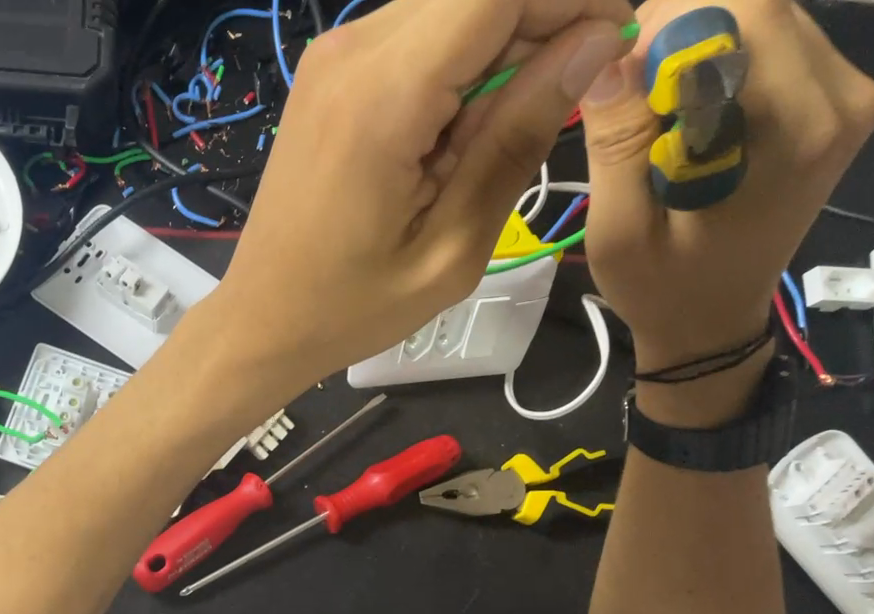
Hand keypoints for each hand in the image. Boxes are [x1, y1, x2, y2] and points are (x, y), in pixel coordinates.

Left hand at [202, 0, 634, 393]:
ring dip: (501, 44)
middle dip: (543, 18)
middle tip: (571, 91)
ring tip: (512, 124)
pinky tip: (464, 127)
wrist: (260, 322)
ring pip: (450, 7)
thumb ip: (517, 139)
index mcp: (383, 95)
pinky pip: (415, 36)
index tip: (612, 43)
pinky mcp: (328, 73)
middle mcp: (352, 51)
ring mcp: (333, 57)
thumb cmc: (350, 308)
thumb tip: (595, 42)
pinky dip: (458, 62)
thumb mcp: (451, 248)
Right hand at [580, 0, 873, 423]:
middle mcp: (843, 94)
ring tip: (656, 116)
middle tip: (629, 101)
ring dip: (696, 50)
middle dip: (679, 36)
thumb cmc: (662, 286)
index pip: (742, 8)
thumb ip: (618, 140)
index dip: (667, 24)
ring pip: (762, 17)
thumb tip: (604, 56)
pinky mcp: (837, 97)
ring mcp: (848, 92)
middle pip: (756, 4)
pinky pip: (772, 44)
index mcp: (796, 127)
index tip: (618, 81)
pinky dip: (720, 64)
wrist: (712, 321)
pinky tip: (687, 116)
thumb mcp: (620, 229)